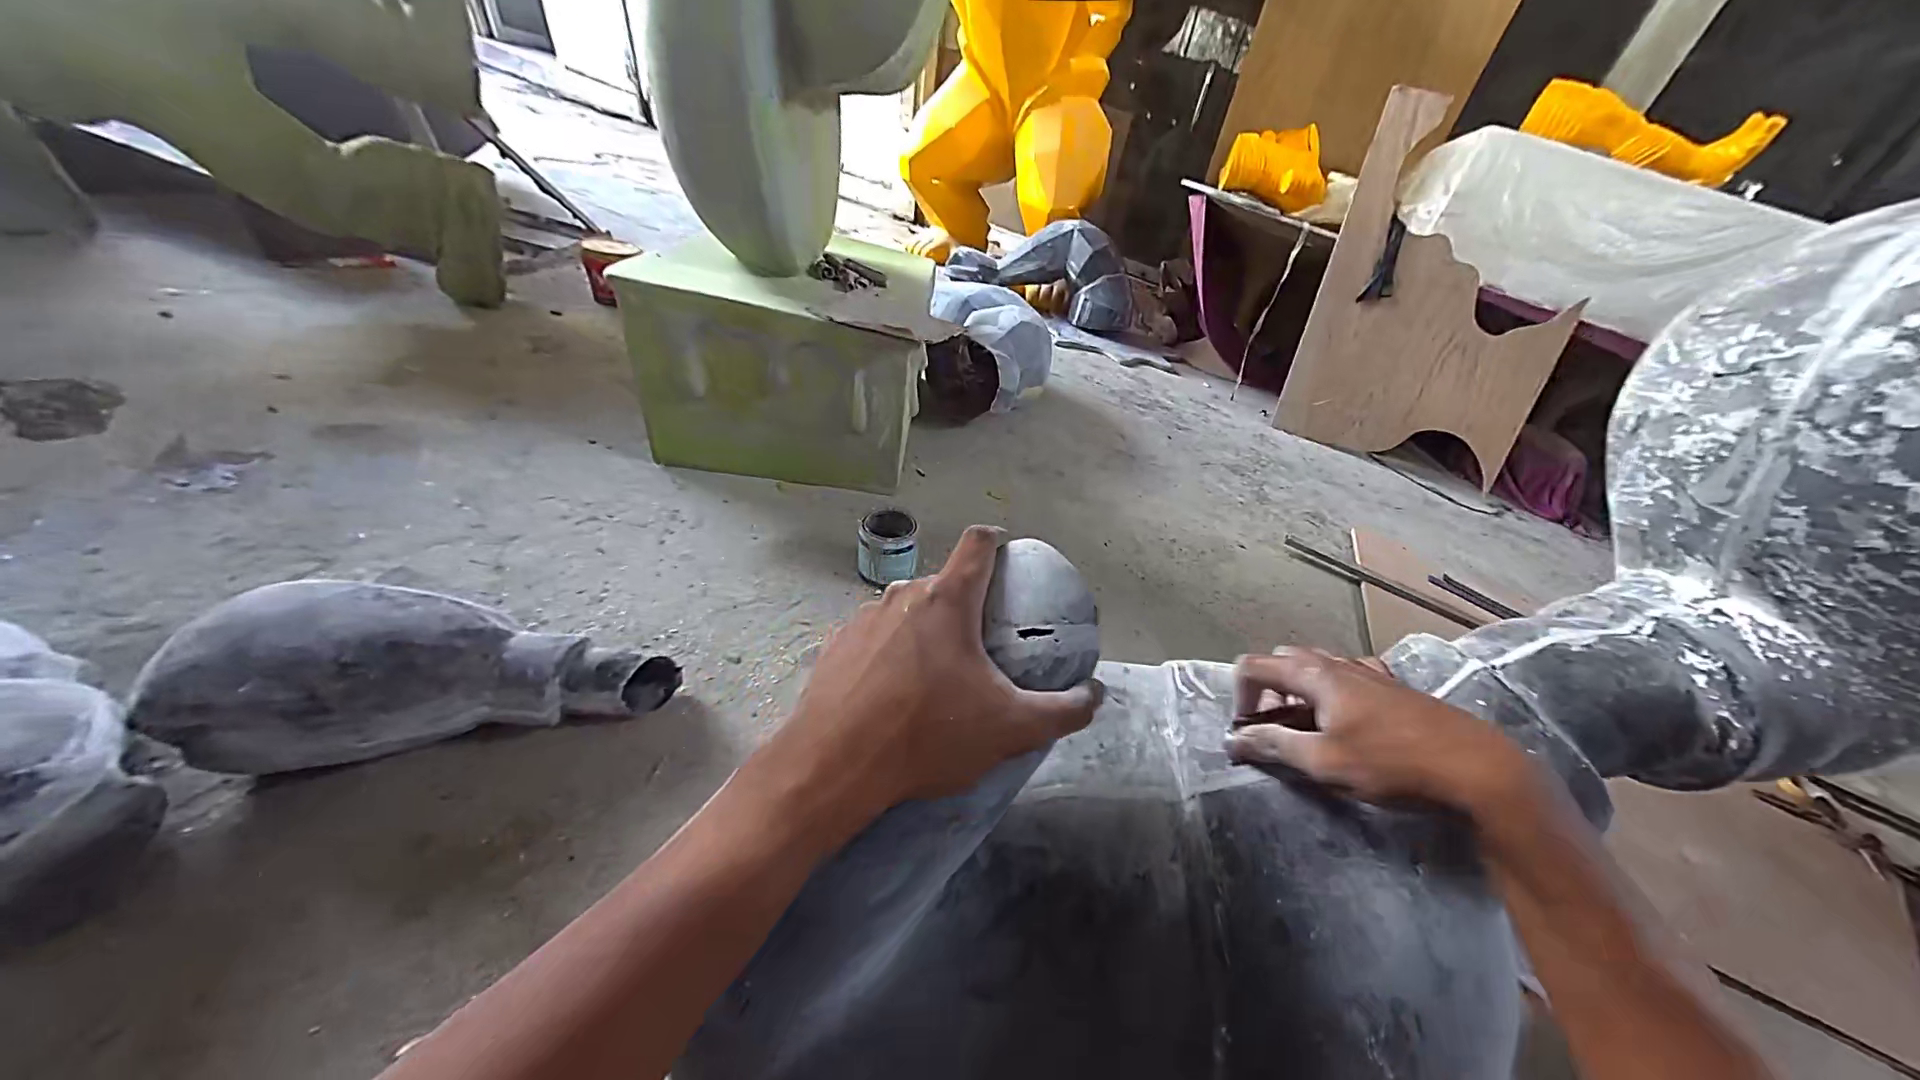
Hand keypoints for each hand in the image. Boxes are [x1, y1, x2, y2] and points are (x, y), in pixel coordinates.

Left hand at [760, 526, 1103, 826]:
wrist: (835, 766)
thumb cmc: (928, 735)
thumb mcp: (1011, 729)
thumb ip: (1064, 711)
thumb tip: (1094, 695)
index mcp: (947, 601)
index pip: (977, 543)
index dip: (996, 541)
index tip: (1007, 556)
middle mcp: (902, 596)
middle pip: (943, 585)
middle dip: (964, 607)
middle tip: (977, 647)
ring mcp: (862, 618)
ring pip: (906, 611)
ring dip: (924, 632)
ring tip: (932, 678)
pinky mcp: (836, 645)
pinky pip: (874, 637)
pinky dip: (888, 653)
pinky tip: (890, 694)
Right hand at [1226, 647, 1532, 814]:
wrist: (1480, 770)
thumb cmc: (1393, 764)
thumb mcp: (1323, 761)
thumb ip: (1274, 745)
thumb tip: (1233, 739)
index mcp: (1316, 675)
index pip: (1254, 665)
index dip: (1239, 696)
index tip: (1250, 732)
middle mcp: (1339, 664)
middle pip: (1283, 660)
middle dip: (1267, 690)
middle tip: (1276, 728)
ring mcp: (1370, 672)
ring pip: (1317, 667)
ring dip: (1298, 691)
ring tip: (1309, 727)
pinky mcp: (1395, 688)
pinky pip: (1348, 676)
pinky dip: (1332, 691)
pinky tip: (1347, 718)